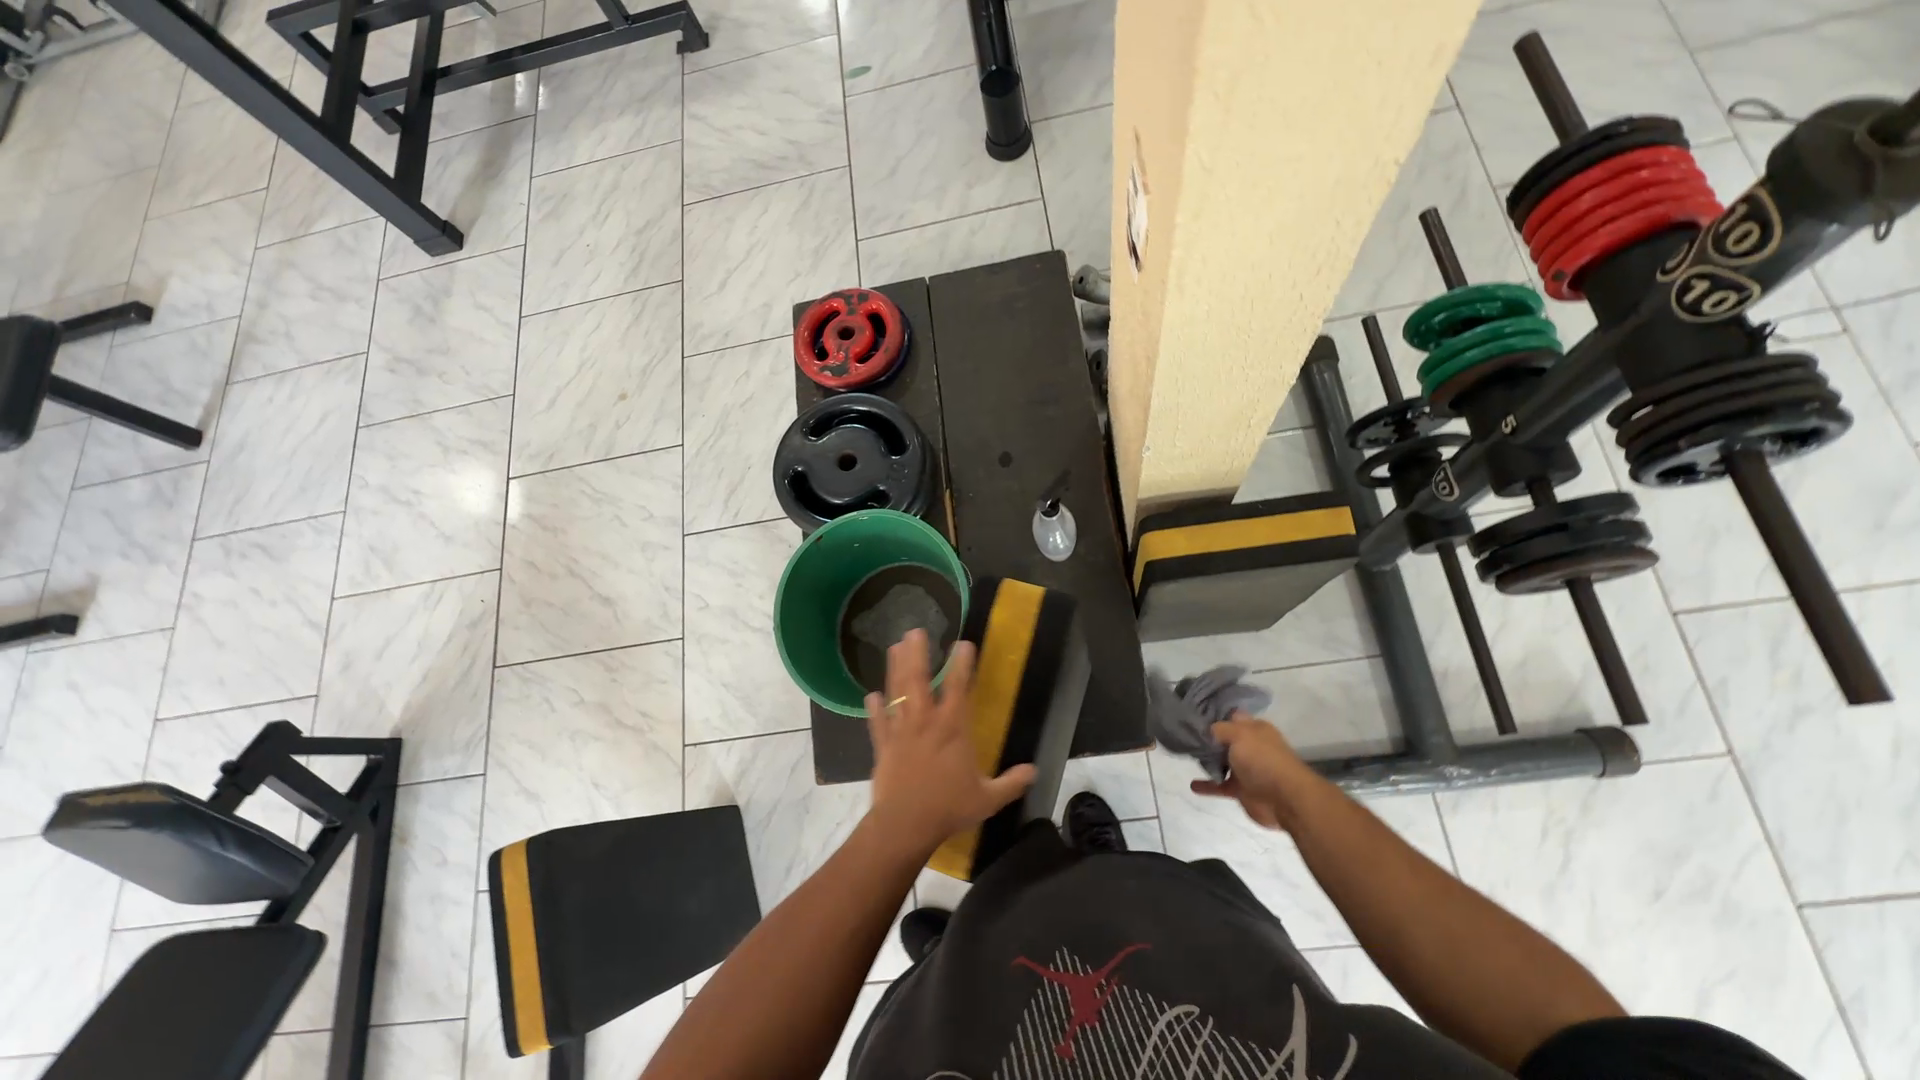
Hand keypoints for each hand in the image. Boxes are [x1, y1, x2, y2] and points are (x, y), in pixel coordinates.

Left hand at [865, 629, 1036, 857]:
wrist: (905, 824)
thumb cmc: (949, 807)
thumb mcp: (989, 798)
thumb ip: (1012, 782)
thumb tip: (1035, 771)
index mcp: (953, 728)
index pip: (959, 687)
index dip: (961, 663)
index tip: (963, 642)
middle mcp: (925, 722)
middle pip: (919, 680)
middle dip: (918, 653)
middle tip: (915, 631)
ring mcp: (900, 732)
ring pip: (897, 693)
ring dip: (895, 668)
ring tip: (894, 647)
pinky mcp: (882, 746)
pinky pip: (877, 722)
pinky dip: (874, 708)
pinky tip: (871, 695)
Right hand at [1189, 712, 1321, 830]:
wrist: (1284, 798)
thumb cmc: (1262, 760)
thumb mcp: (1239, 734)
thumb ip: (1220, 729)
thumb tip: (1207, 729)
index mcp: (1255, 729)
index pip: (1233, 717)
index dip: (1216, 714)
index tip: (1193, 713)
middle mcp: (1251, 747)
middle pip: (1225, 740)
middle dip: (1207, 738)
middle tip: (1184, 734)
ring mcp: (1247, 769)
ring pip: (1222, 762)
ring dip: (1207, 761)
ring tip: (1187, 755)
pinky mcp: (1241, 790)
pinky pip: (1220, 786)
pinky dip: (1208, 786)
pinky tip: (1193, 785)